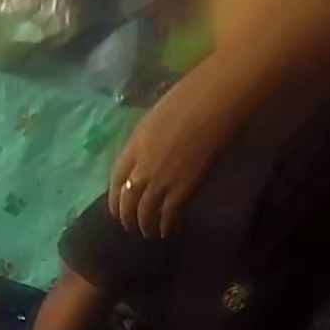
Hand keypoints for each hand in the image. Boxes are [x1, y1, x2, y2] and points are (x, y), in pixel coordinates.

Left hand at [107, 68, 240, 238]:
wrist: (215, 98)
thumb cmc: (190, 96)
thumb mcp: (156, 116)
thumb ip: (147, 140)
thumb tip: (146, 153)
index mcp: (135, 145)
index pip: (116, 180)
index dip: (114, 199)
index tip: (115, 210)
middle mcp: (143, 166)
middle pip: (128, 200)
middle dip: (126, 216)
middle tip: (129, 226)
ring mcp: (162, 179)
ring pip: (145, 211)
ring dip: (144, 225)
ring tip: (146, 233)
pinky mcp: (183, 187)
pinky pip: (169, 213)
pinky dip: (165, 225)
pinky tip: (166, 231)